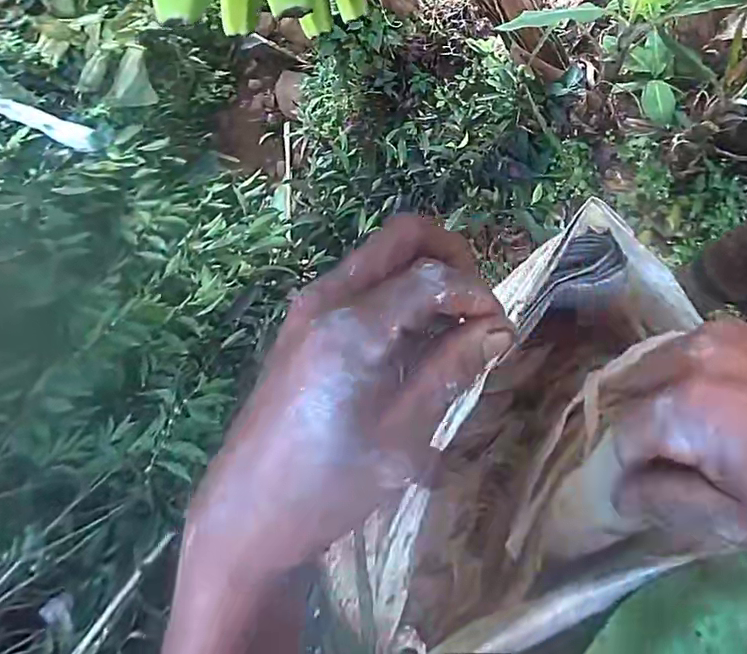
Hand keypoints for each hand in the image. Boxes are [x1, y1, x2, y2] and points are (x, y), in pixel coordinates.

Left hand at [183, 215, 514, 577]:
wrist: (244, 512)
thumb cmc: (328, 486)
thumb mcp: (401, 436)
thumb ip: (450, 369)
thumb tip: (498, 329)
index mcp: (351, 326)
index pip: (430, 275)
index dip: (475, 293)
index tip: (501, 329)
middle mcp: (328, 296)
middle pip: (403, 235)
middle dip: (452, 256)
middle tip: (477, 305)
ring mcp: (311, 302)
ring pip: (382, 252)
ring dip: (426, 270)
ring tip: (453, 325)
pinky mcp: (304, 317)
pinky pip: (363, 278)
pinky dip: (399, 288)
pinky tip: (415, 336)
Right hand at [607, 320, 746, 554]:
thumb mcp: (740, 521)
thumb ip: (665, 502)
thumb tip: (619, 494)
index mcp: (687, 407)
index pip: (623, 437)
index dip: (623, 472)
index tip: (634, 497)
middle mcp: (687, 357)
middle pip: (628, 394)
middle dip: (633, 433)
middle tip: (656, 472)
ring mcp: (709, 334)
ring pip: (648, 367)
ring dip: (649, 402)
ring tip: (679, 441)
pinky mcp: (730, 328)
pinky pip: (677, 352)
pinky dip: (674, 378)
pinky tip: (704, 407)